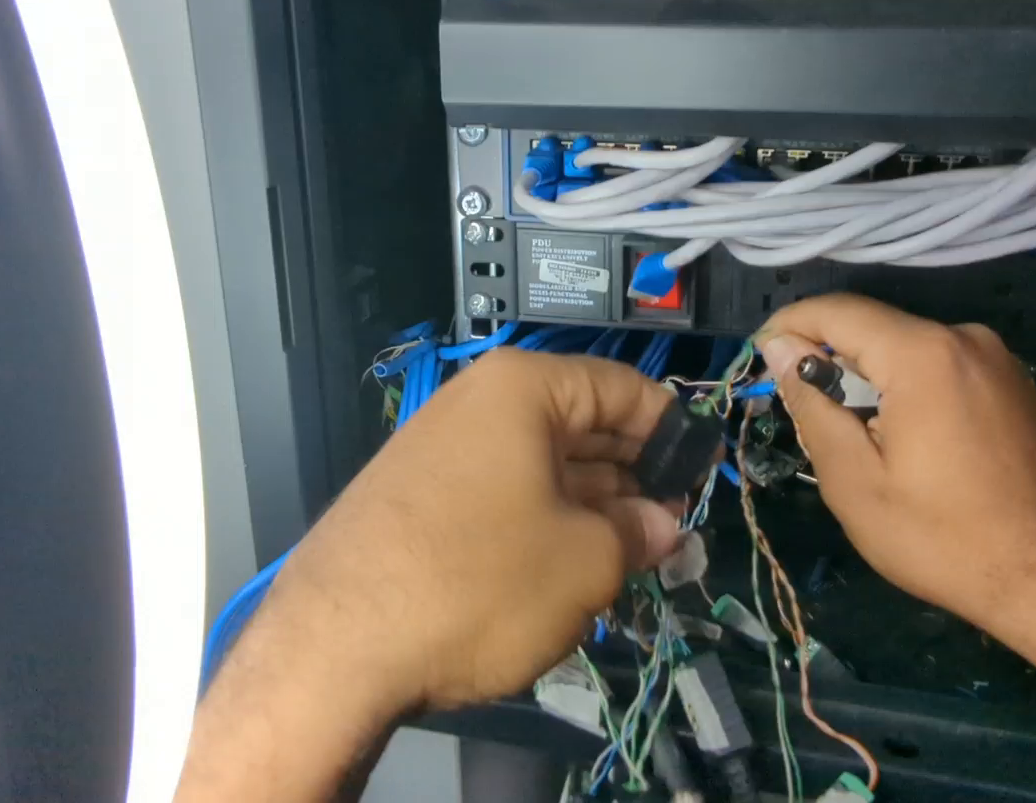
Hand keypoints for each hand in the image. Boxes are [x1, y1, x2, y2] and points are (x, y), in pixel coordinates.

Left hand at [239, 348, 683, 714]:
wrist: (333, 648)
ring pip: (543, 464)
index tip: (703, 471)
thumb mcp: (584, 561)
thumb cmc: (478, 580)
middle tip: (673, 525)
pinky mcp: (421, 494)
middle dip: (632, 475)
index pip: (622, 387)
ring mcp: (444, 447)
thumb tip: (663, 526)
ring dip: (592, 503)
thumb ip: (638, 534)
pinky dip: (545, 519)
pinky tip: (571, 561)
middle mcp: (479, 402)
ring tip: (632, 551)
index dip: (672, 428)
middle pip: (581, 425)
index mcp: (523, 388)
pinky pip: (505, 492)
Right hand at [757, 294, 1035, 625]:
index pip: (835, 311)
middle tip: (800, 413)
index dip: (787, 327)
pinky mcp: (1009, 380)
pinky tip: (899, 436)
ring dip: (863, 376)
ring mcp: (993, 356)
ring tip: (850, 434)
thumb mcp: (854, 479)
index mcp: (922, 354)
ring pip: (900, 345)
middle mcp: (961, 337)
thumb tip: (779, 348)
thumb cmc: (943, 538)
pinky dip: (901, 384)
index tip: (759, 360)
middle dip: (825, 359)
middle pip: (869, 327)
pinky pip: (935, 362)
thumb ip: (811, 403)